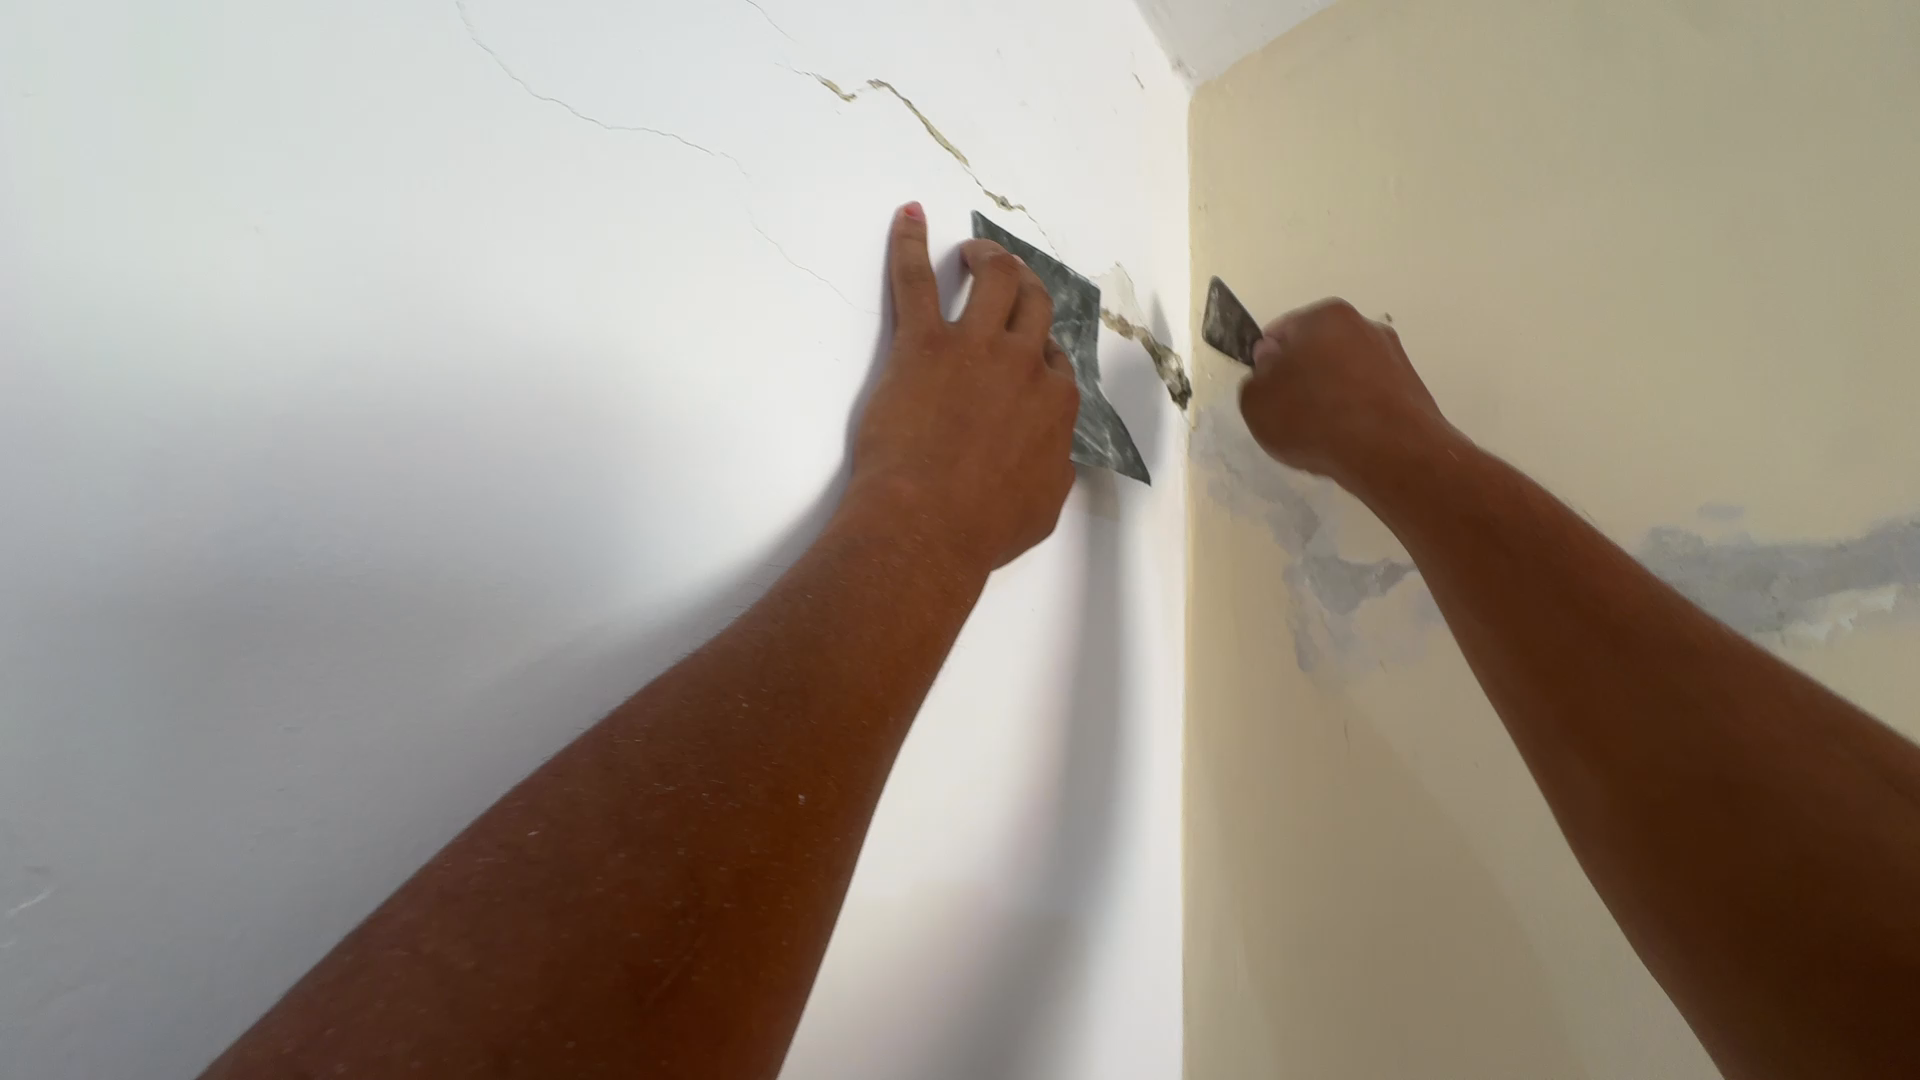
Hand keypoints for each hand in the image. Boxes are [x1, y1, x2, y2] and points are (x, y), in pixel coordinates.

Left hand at [842, 203, 1079, 571]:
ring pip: (996, 280)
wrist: (927, 525)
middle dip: (1027, 288)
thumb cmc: (985, 528)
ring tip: (974, 253)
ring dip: (989, 258)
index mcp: (1057, 403)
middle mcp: (1025, 364)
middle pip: (1035, 306)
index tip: (1024, 361)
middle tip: (1008, 282)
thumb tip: (1055, 454)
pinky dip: (910, 245)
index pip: (1056, 361)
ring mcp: (975, 348)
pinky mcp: (922, 345)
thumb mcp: (1045, 507)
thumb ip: (1055, 468)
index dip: (1040, 356)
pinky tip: (910, 216)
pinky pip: (915, 282)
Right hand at [1238, 298, 1454, 493]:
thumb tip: (1273, 365)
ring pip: (1342, 373)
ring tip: (1318, 431)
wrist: (1388, 452)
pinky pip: (1365, 395)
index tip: (1264, 392)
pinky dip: (1352, 411)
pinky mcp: (1409, 386)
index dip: (1265, 364)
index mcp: (1323, 316)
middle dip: (1300, 376)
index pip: (1279, 333)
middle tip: (1287, 414)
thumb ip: (1256, 378)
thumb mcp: (1255, 401)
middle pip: (1314, 350)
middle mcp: (1362, 325)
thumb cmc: (1312, 418)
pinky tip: (1344, 437)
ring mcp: (1391, 355)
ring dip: (1327, 395)